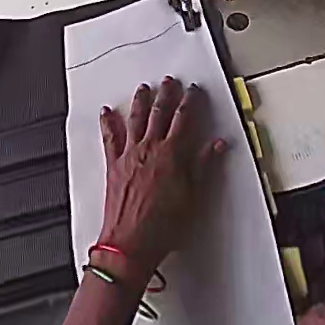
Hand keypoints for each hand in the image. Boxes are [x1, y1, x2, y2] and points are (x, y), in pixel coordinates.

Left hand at [95, 76, 225, 281]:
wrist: (130, 243)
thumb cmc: (162, 225)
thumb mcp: (193, 196)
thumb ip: (204, 166)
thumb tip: (217, 145)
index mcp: (171, 154)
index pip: (184, 118)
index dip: (190, 102)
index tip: (193, 91)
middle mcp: (149, 148)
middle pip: (160, 113)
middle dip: (166, 94)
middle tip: (170, 82)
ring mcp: (129, 155)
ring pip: (136, 119)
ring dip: (141, 101)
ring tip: (144, 88)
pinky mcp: (114, 165)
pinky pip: (110, 138)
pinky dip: (108, 123)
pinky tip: (107, 112)